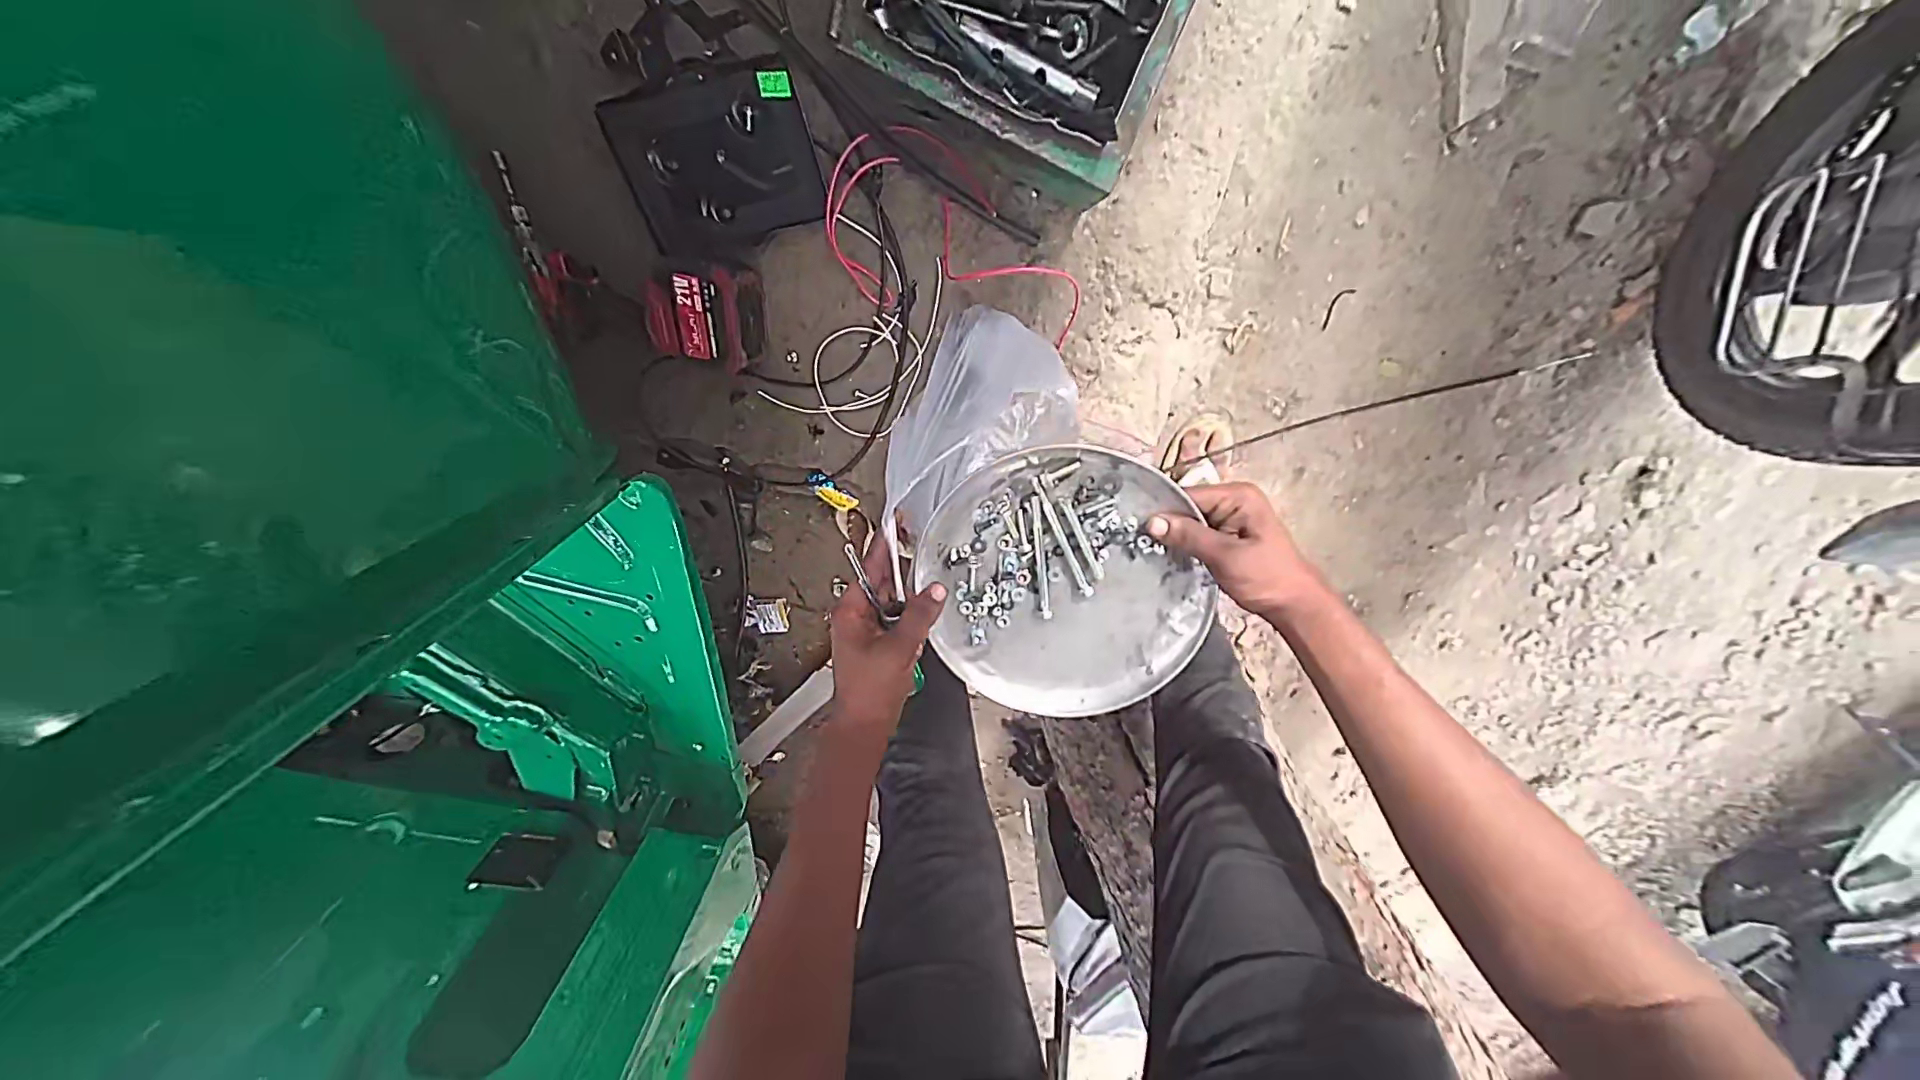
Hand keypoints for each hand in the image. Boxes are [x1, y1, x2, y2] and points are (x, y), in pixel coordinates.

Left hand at [829, 537, 945, 736]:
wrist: (865, 723)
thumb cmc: (870, 690)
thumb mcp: (900, 647)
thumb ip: (920, 615)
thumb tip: (935, 590)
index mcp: (851, 610)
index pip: (869, 566)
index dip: (884, 543)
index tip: (894, 522)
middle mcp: (855, 615)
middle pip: (881, 581)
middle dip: (903, 568)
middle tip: (921, 546)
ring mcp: (864, 628)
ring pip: (890, 599)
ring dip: (909, 595)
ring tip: (928, 585)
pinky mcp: (876, 640)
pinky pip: (895, 616)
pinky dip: (909, 613)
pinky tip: (923, 615)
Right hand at [1148, 482, 1329, 621]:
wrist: (1293, 604)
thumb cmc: (1267, 578)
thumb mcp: (1225, 556)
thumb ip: (1189, 536)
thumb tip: (1153, 521)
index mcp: (1239, 496)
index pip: (1189, 494)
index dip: (1164, 510)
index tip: (1139, 527)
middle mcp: (1234, 500)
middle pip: (1187, 506)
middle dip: (1168, 524)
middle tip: (1142, 541)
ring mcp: (1230, 518)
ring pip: (1189, 521)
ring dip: (1175, 536)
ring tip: (1152, 549)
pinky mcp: (1226, 535)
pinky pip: (1196, 533)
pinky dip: (1184, 544)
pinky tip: (1170, 554)